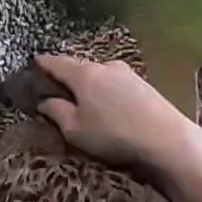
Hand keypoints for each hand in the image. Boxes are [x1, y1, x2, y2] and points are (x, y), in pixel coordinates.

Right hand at [33, 55, 201, 178]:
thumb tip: (45, 102)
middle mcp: (105, 66)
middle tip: (55, 87)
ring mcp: (126, 73)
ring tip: (81, 100)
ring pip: (98, 75)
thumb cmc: (113, 134)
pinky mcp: (142, 84)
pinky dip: (104, 89)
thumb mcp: (75, 130)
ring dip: (87, 84)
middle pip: (78, 67)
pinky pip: (114, 82)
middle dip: (66, 75)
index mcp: (83, 75)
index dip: (43, 63)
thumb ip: (56, 112)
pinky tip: (105, 104)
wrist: (166, 138)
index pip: (56, 63)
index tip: (34, 63)